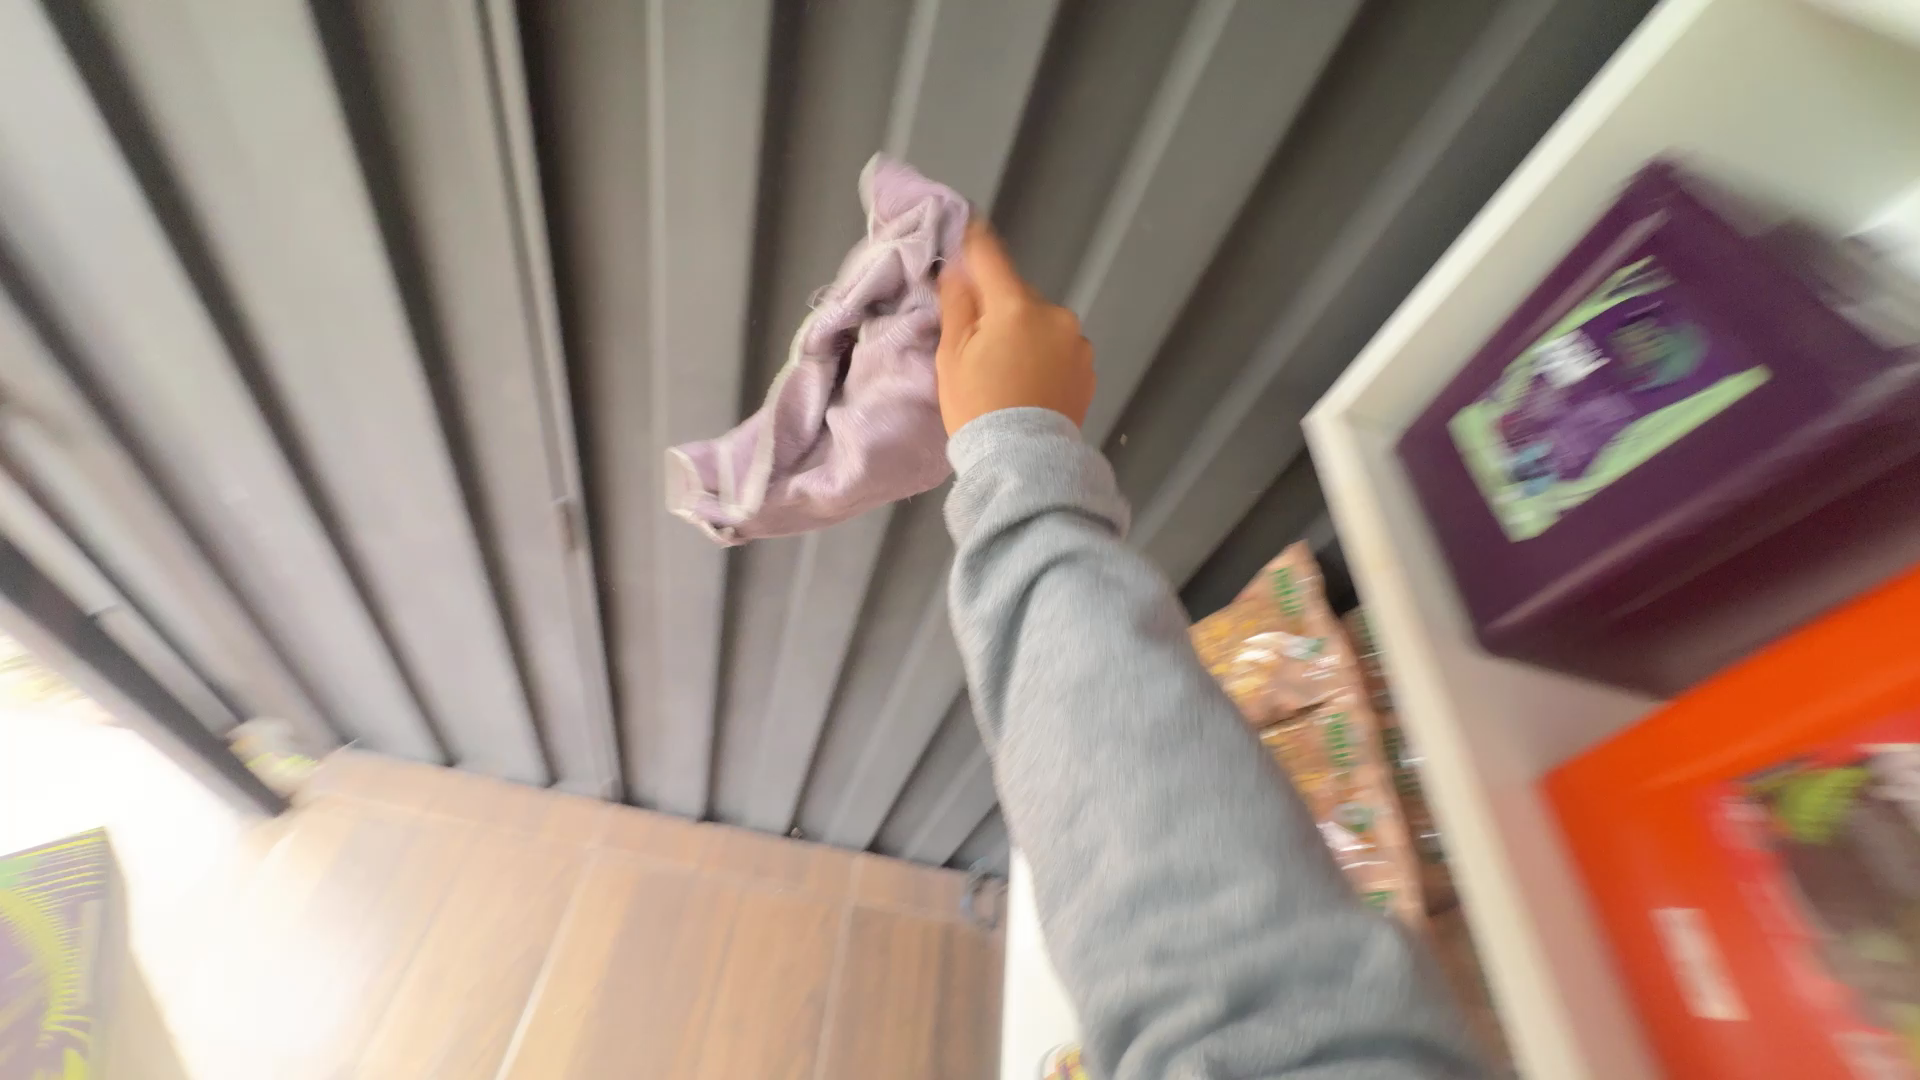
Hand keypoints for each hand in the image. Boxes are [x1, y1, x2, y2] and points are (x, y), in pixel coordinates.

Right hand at [936, 223, 1094, 435]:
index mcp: (1016, 306)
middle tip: (980, 345)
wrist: (1022, 462)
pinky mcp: (1088, 368)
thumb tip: (960, 270)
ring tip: (1009, 373)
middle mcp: (1054, 314)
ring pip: (1041, 323)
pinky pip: (1059, 348)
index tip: (966, 234)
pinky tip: (1031, 385)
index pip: (990, 256)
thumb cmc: (978, 409)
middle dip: (999, 309)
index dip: (974, 244)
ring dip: (1026, 334)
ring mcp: (1077, 342)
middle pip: (1017, 295)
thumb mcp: (953, 357)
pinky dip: (1045, 357)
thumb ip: (958, 304)